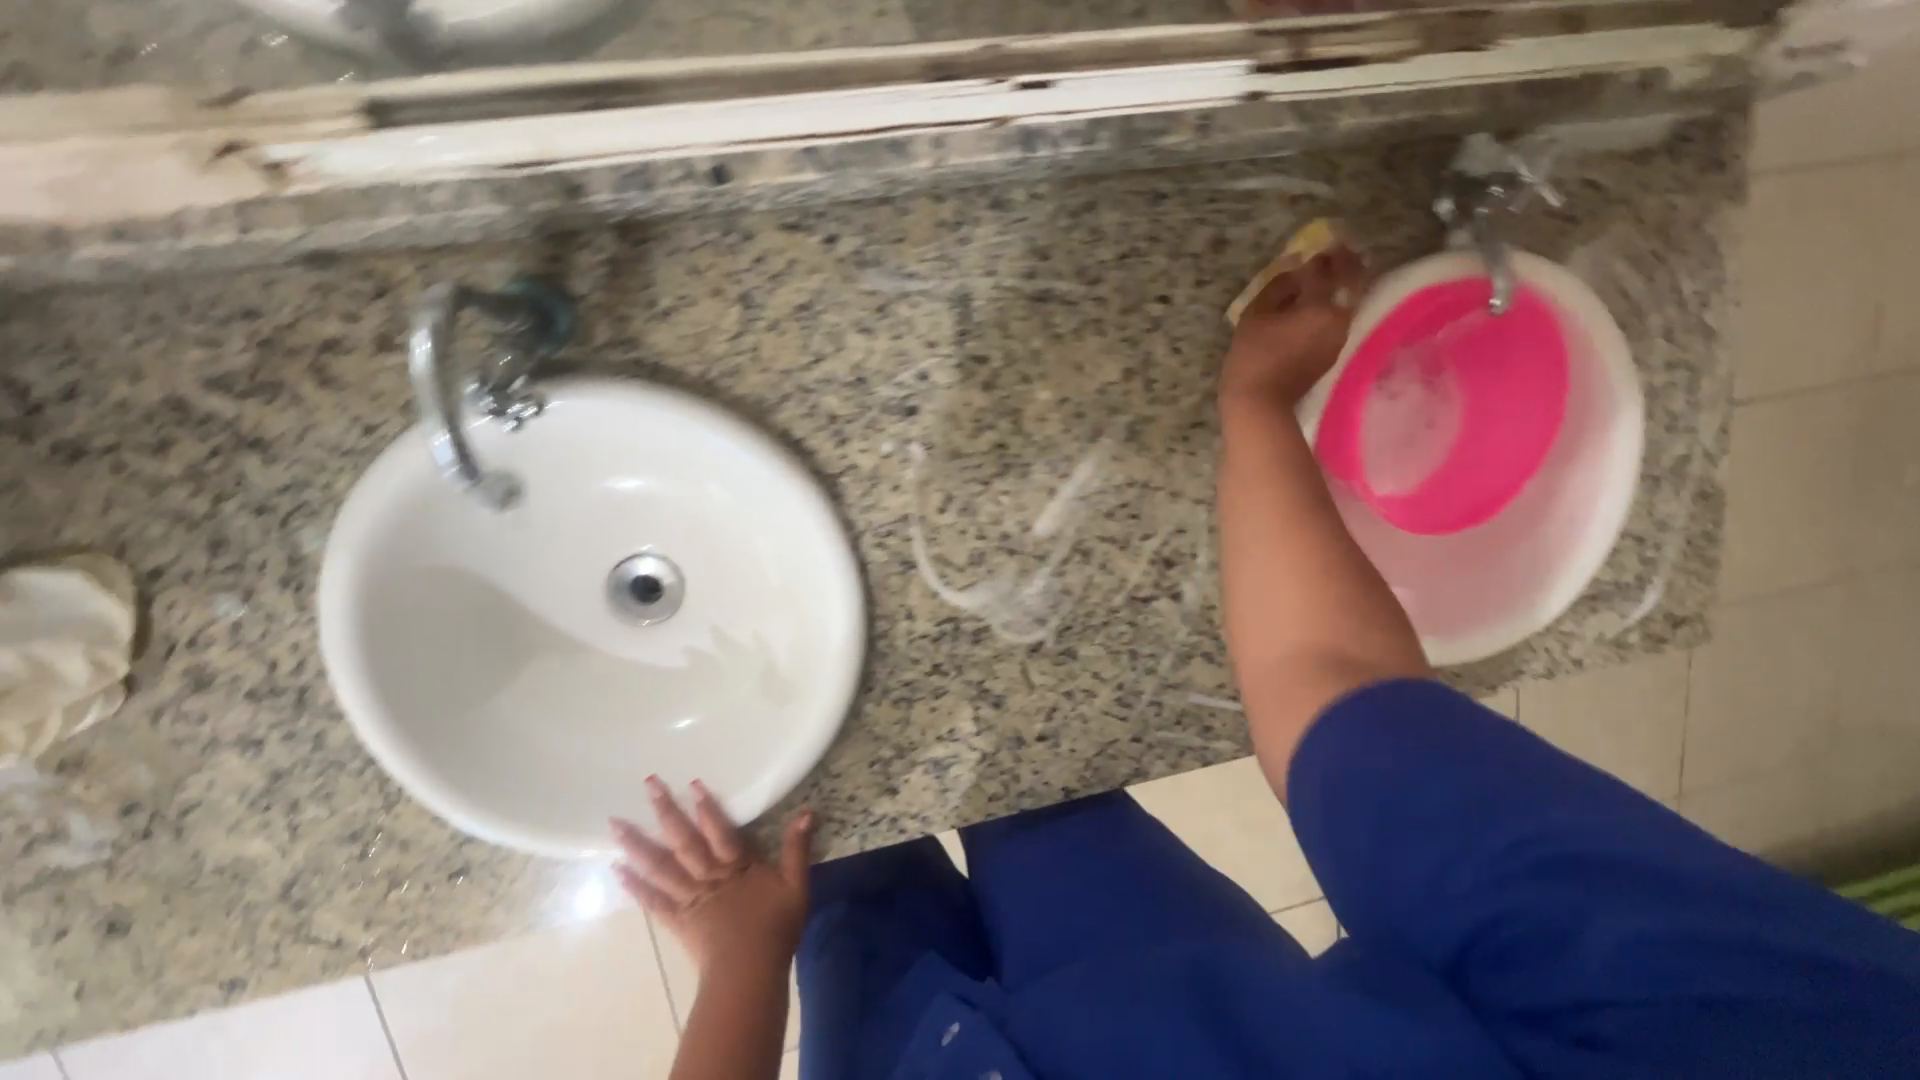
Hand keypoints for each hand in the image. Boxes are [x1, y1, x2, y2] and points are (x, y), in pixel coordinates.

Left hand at [612, 777, 815, 973]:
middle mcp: (708, 877)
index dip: (707, 808)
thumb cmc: (775, 929)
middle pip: (684, 841)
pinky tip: (618, 870)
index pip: (720, 831)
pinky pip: (652, 900)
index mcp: (737, 867)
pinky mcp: (676, 919)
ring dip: (638, 844)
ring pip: (660, 867)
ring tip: (616, 825)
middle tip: (648, 785)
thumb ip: (797, 849)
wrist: (749, 973)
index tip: (691, 783)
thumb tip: (807, 812)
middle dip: (666, 812)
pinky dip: (634, 885)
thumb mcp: (796, 887)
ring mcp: (688, 898)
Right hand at [1220, 248, 1366, 413]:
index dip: (1321, 256)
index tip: (1318, 244)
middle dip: (1346, 263)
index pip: (1325, 271)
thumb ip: (1278, 288)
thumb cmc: (1252, 358)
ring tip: (1333, 272)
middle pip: (1353, 281)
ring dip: (1345, 283)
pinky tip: (1322, 301)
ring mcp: (1339, 337)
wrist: (1261, 404)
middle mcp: (1339, 319)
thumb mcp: (1255, 316)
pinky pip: (1341, 317)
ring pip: (1351, 300)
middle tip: (1337, 250)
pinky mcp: (1333, 351)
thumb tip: (1294, 272)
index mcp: (1320, 306)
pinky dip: (1336, 303)